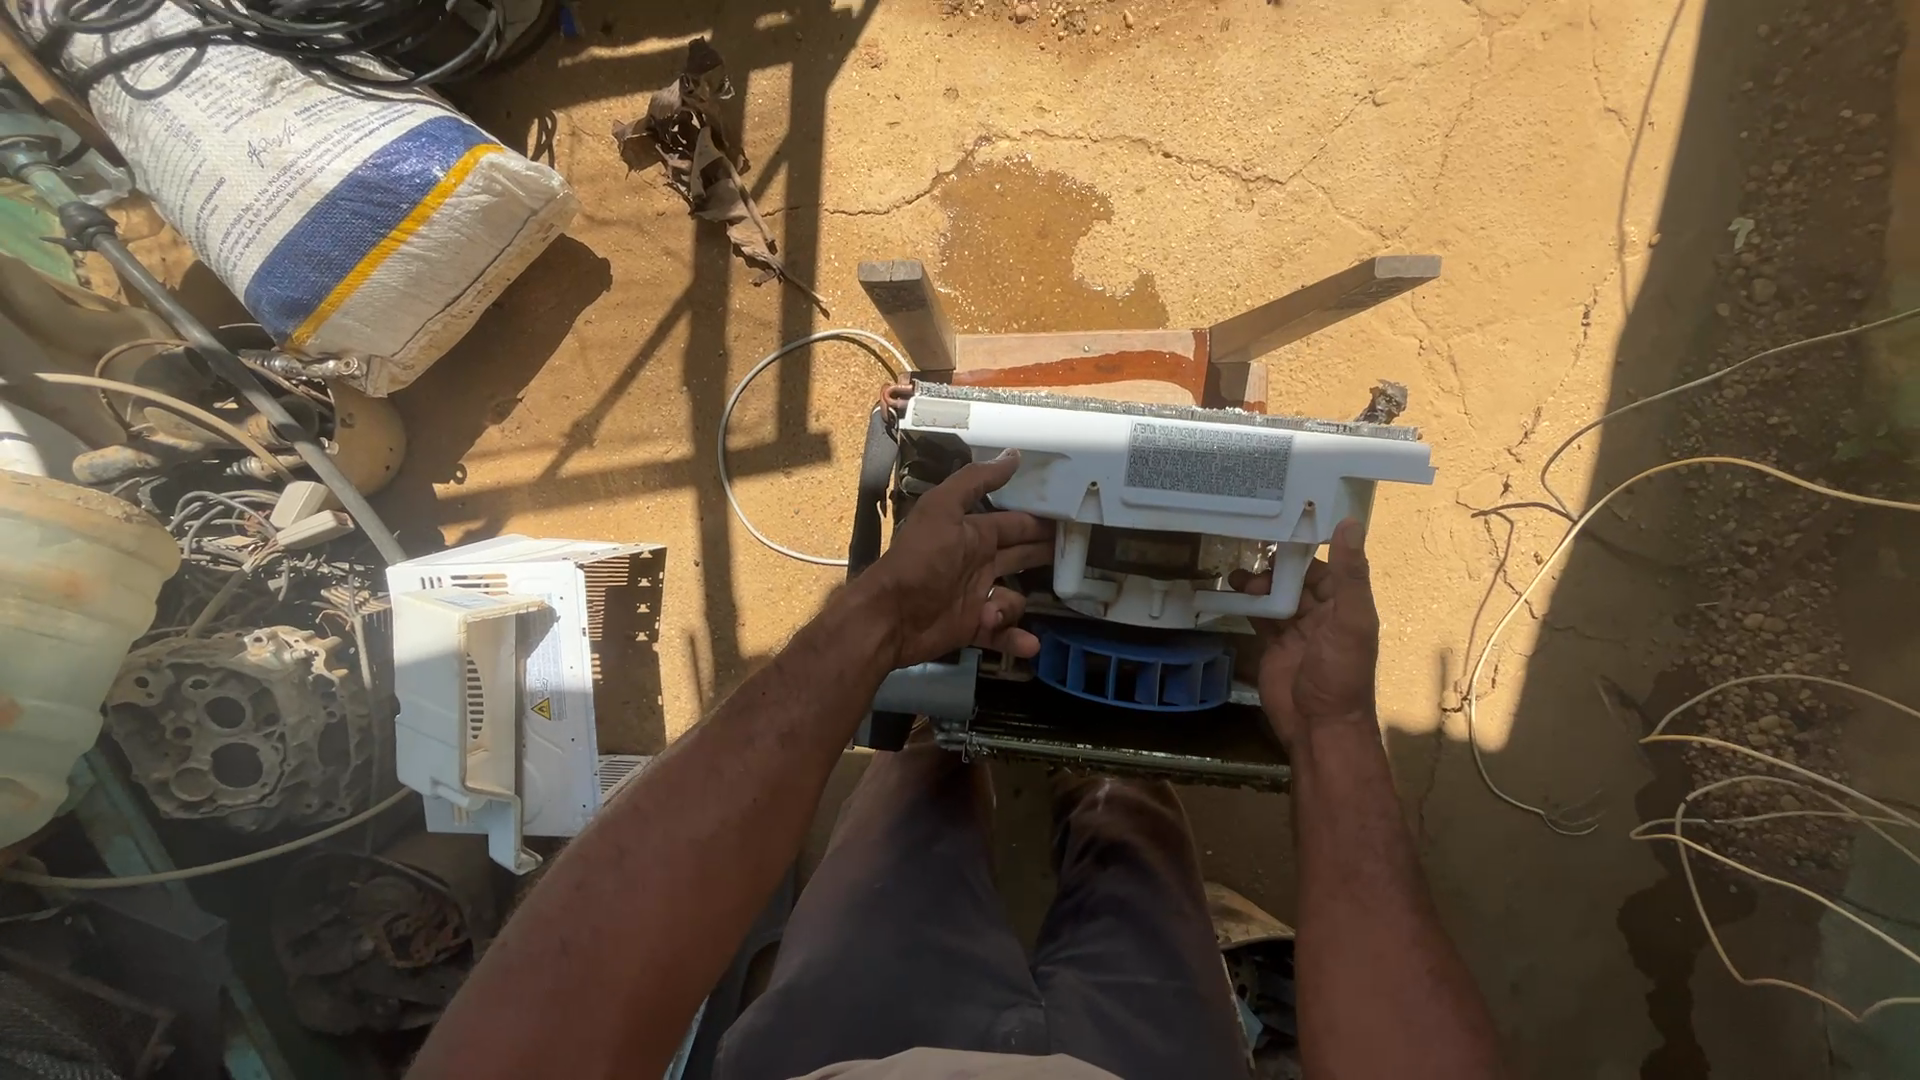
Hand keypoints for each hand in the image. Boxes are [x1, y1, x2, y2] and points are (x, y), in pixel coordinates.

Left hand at [854, 450, 1054, 668]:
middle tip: (1073, 558)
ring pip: (1012, 599)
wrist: (890, 615)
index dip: (1039, 521)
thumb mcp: (943, 509)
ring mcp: (976, 596)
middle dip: (1042, 555)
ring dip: (1011, 607)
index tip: (1072, 519)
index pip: (1013, 522)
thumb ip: (976, 481)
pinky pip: (1002, 633)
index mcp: (972, 533)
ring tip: (992, 611)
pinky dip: (1015, 639)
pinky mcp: (972, 626)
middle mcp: (977, 562)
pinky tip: (1030, 644)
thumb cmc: (920, 559)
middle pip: (1020, 556)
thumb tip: (1013, 455)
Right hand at [1229, 519, 1379, 747]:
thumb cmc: (1340, 674)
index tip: (1277, 528)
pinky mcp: (1273, 646)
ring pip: (1275, 596)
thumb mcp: (1350, 620)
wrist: (1318, 726)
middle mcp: (1321, 615)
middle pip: (1295, 580)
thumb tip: (1349, 524)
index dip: (1302, 550)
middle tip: (1249, 558)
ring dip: (1256, 584)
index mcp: (1345, 606)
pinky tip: (1230, 594)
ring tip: (1236, 578)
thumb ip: (1349, 574)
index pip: (1324, 567)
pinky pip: (1259, 617)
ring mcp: (1295, 631)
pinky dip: (1245, 604)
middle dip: (1273, 567)